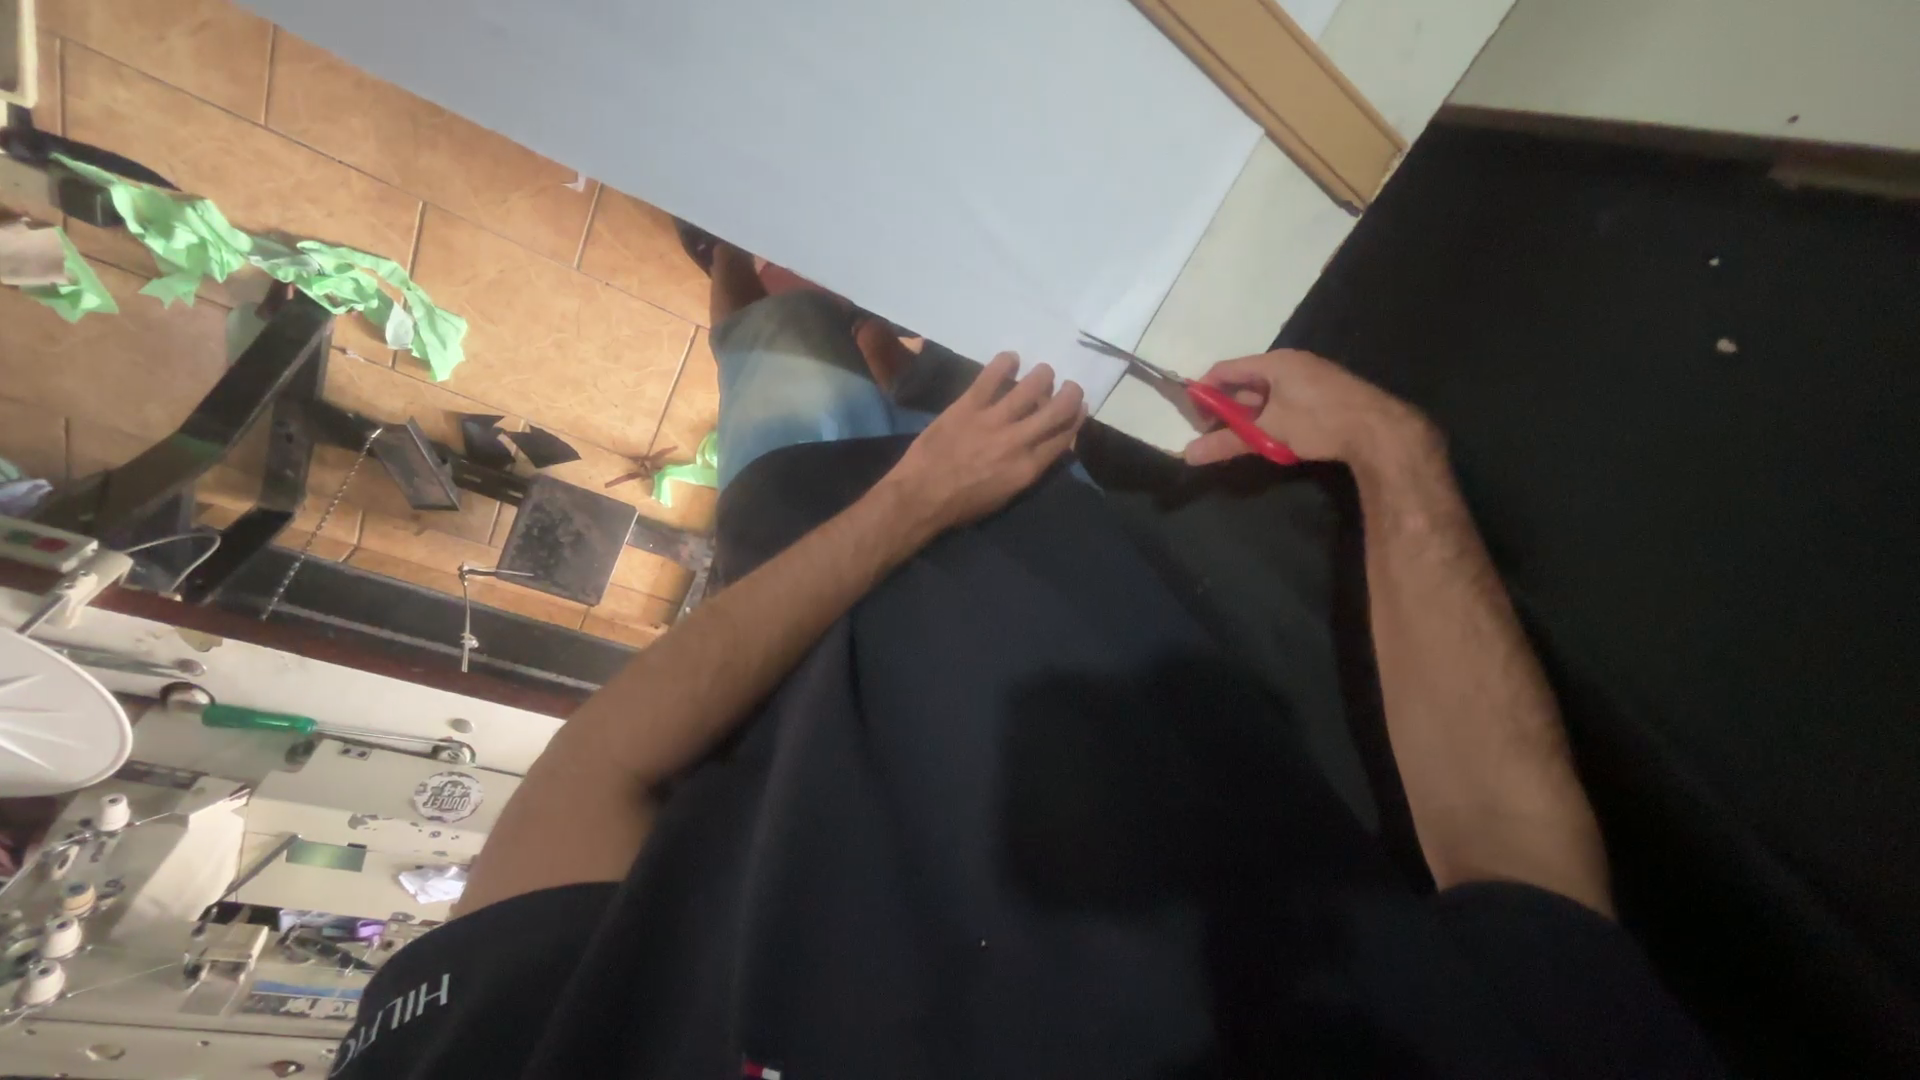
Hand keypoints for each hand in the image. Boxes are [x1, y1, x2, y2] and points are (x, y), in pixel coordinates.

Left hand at [879, 353, 1086, 534]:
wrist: (921, 497)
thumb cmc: (961, 505)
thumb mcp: (1004, 496)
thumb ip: (1026, 470)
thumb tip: (1040, 449)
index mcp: (1028, 468)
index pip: (1064, 436)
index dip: (1076, 418)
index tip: (1079, 408)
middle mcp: (1018, 441)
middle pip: (1058, 409)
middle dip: (1070, 394)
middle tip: (1069, 387)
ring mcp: (993, 420)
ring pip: (1031, 386)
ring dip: (1043, 375)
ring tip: (1042, 373)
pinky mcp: (967, 406)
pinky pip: (991, 376)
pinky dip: (1005, 363)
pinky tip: (1010, 360)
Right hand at [1182, 349, 1436, 467]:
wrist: (1380, 431)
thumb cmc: (1318, 422)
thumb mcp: (1267, 433)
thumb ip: (1226, 443)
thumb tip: (1187, 455)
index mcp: (1274, 363)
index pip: (1225, 370)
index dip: (1204, 390)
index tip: (1192, 415)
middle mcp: (1291, 364)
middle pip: (1245, 382)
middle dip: (1226, 408)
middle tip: (1213, 433)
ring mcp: (1309, 377)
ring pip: (1266, 394)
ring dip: (1249, 416)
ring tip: (1239, 440)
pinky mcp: (1323, 394)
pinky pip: (1284, 401)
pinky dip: (1270, 417)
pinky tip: (1270, 438)